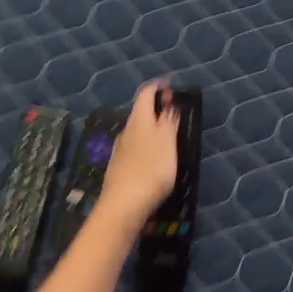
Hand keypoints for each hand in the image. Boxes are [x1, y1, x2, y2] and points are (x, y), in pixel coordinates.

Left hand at [96, 80, 179, 225]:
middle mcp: (126, 130)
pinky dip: (146, 143)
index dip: (158, 86)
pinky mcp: (119, 166)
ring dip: (151, 127)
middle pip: (140, 112)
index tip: (171, 86)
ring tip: (167, 133)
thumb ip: (169, 122)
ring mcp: (120, 149)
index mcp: (138, 120)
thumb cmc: (151, 170)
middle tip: (173, 110)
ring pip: (137, 130)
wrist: (123, 205)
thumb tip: (169, 105)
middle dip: (156, 108)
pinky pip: (135, 146)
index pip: (145, 93)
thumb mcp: (167, 143)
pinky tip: (153, 156)